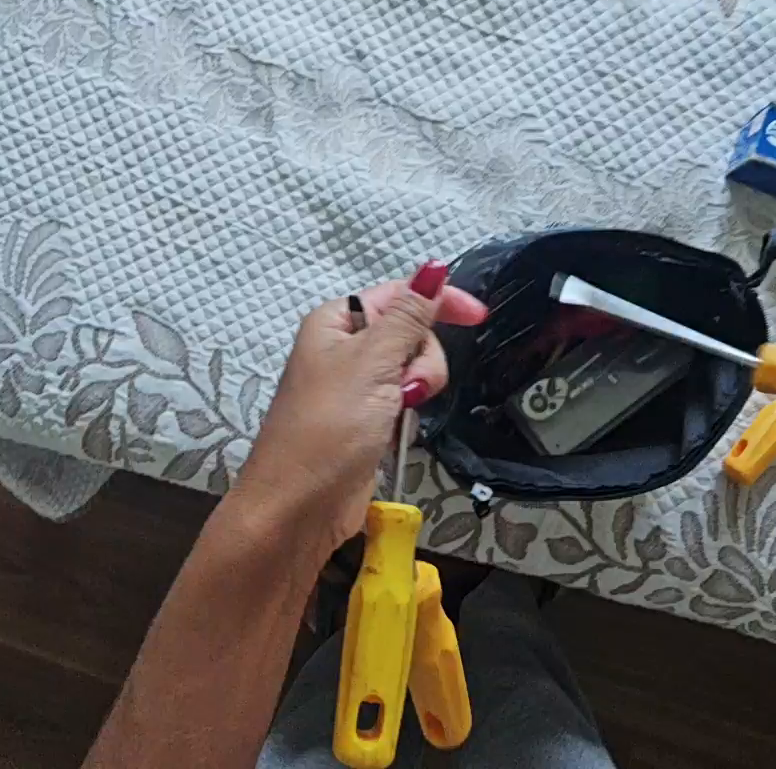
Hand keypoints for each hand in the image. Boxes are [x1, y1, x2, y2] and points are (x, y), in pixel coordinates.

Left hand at [229, 261, 487, 553]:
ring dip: (417, 388)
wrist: (297, 507)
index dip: (440, 300)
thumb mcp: (372, 362)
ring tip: (401, 413)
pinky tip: (397, 432)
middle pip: (411, 332)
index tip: (479, 316)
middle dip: (422, 358)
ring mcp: (356, 386)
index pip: (399, 294)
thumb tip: (433, 267)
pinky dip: (409, 413)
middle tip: (409, 388)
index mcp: (336, 322)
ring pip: (412, 369)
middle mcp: (344, 348)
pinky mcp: (366, 420)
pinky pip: (404, 400)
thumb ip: (409, 316)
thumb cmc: (329, 427)